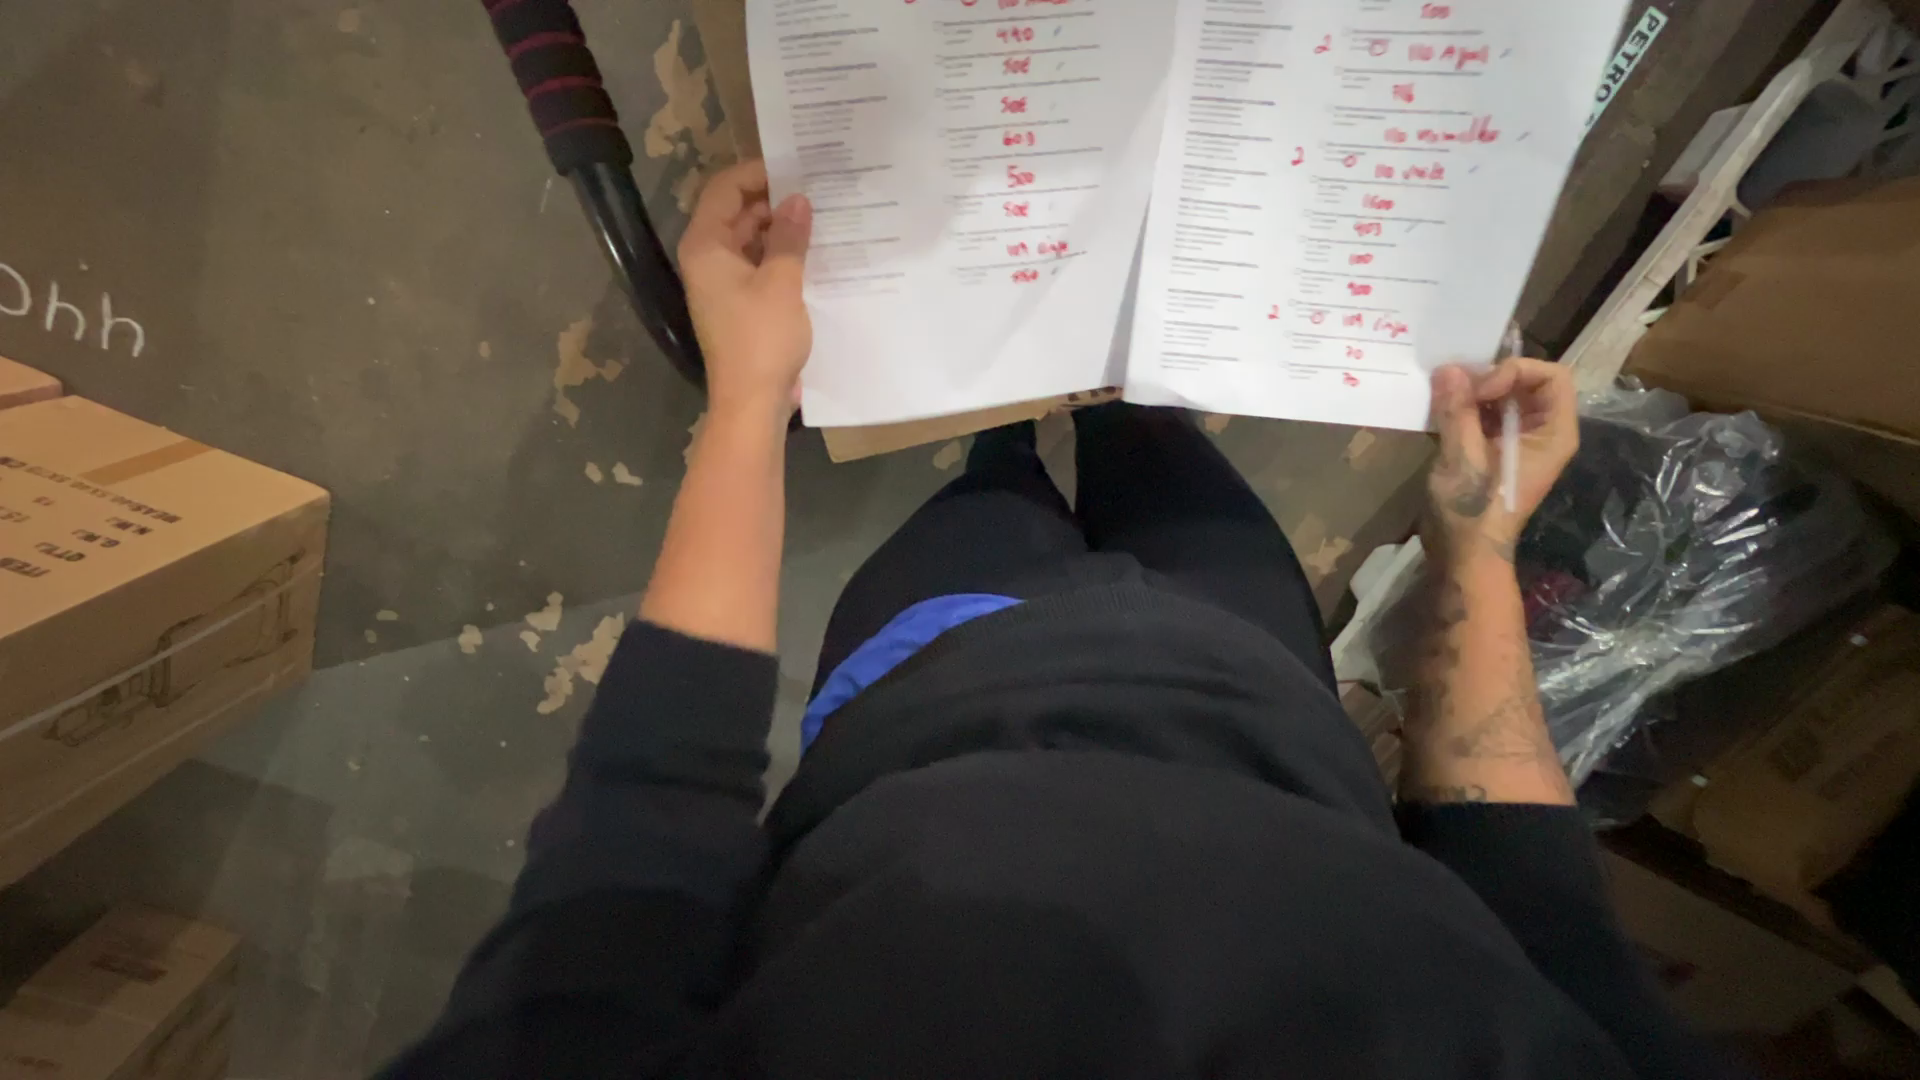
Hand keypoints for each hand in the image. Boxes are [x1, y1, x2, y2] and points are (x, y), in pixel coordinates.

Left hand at [678, 160, 813, 420]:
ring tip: (821, 221)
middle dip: (774, 203)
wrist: (752, 401)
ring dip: (781, 233)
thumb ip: (790, 238)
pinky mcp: (740, 308)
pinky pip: (758, 270)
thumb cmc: (762, 338)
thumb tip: (799, 200)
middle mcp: (708, 260)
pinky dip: (781, 260)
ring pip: (750, 244)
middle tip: (817, 193)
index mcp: (706, 246)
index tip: (796, 169)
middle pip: (737, 215)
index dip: (758, 174)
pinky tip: (813, 257)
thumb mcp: (782, 282)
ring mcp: (723, 286)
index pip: (725, 189)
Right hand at [1423, 357, 1578, 565]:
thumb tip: (1447, 369)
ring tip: (1438, 394)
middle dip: (1487, 377)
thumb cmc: (1474, 510)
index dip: (1514, 372)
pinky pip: (1479, 418)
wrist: (1462, 553)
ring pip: (1498, 400)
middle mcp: (1539, 433)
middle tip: (1450, 383)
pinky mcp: (1487, 452)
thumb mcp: (1464, 459)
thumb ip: (1457, 412)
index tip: (1477, 389)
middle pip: (1523, 384)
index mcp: (1552, 433)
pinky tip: (1434, 411)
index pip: (1550, 377)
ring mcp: (1512, 442)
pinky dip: (1459, 409)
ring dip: (1468, 392)